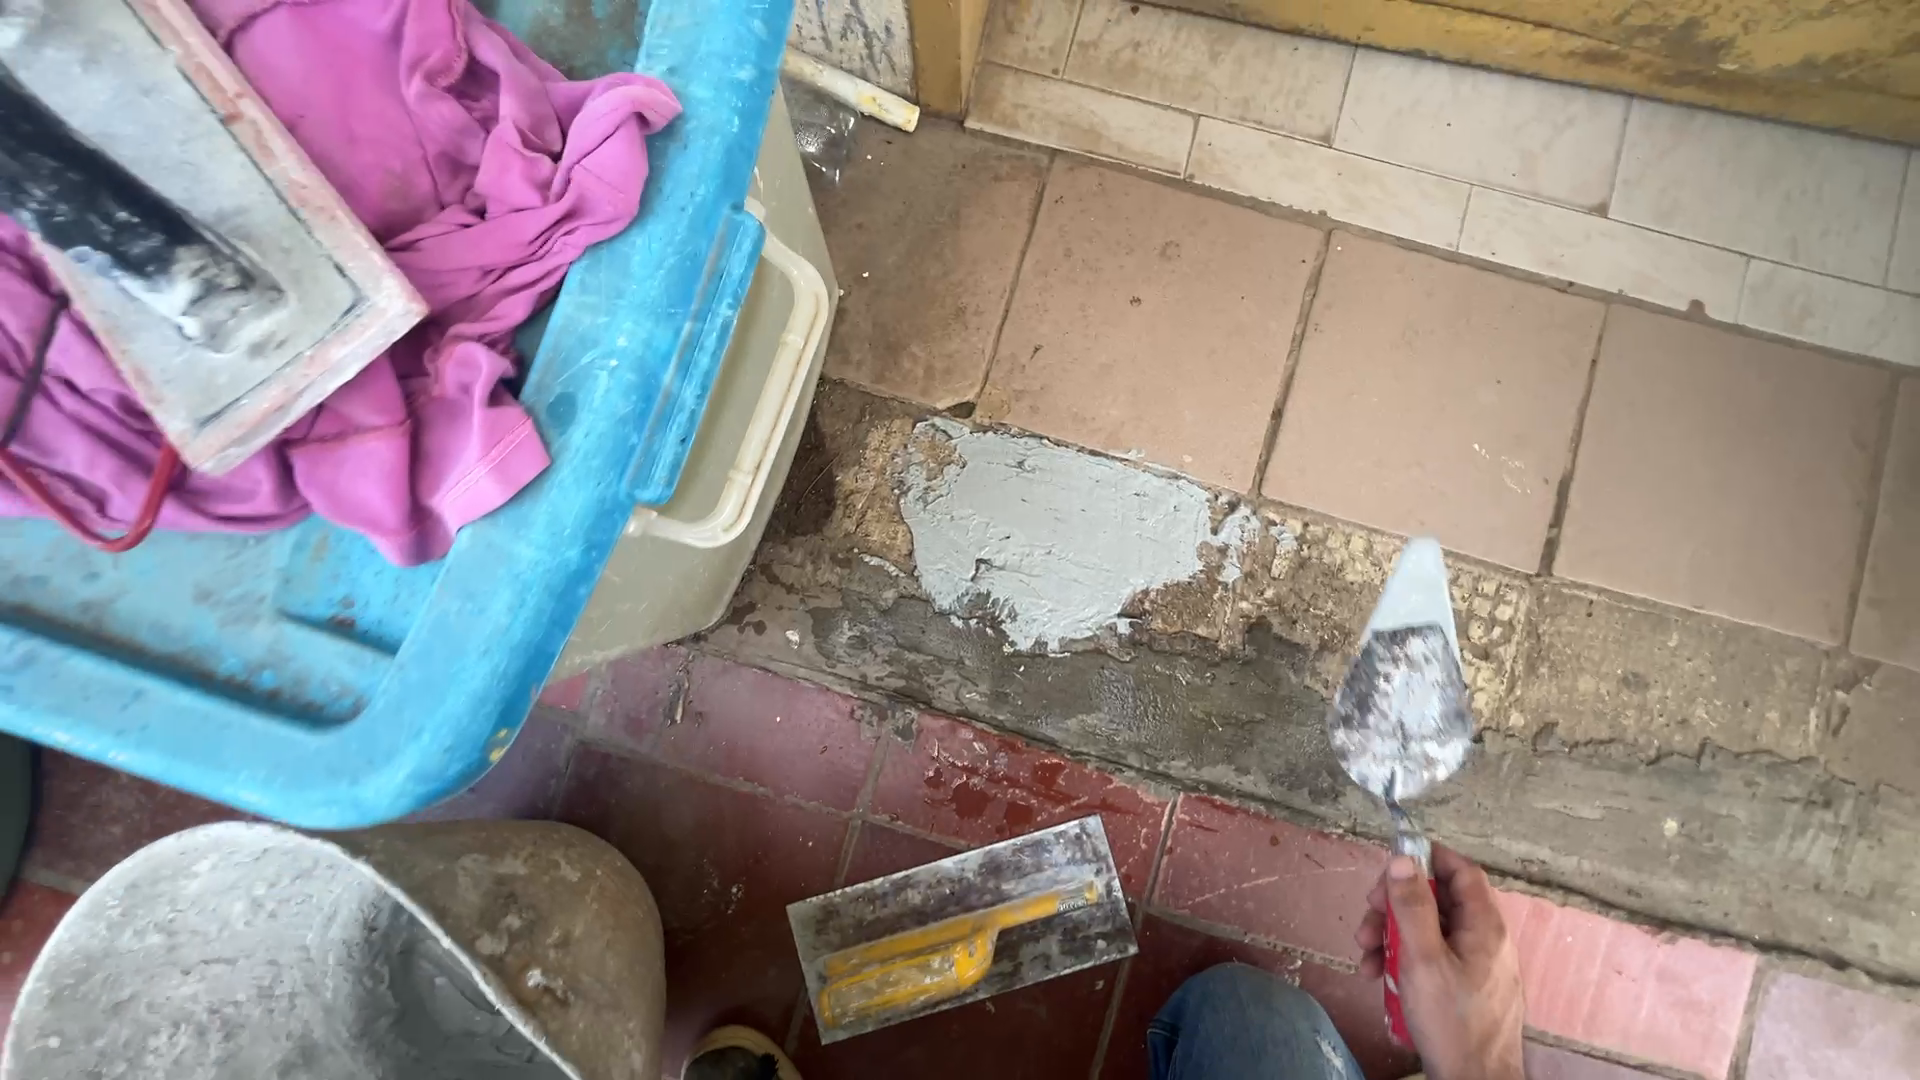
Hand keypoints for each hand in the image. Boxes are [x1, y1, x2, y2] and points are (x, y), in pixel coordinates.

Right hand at [1355, 844, 1524, 1079]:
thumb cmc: (1451, 1020)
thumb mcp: (1423, 958)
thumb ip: (1412, 906)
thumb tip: (1401, 858)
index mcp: (1484, 926)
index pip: (1461, 870)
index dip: (1426, 858)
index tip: (1390, 865)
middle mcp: (1483, 938)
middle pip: (1435, 898)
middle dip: (1394, 903)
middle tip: (1368, 914)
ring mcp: (1473, 962)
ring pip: (1425, 927)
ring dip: (1389, 933)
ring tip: (1365, 955)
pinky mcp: (1461, 983)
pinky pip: (1428, 954)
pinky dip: (1400, 957)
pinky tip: (1377, 974)